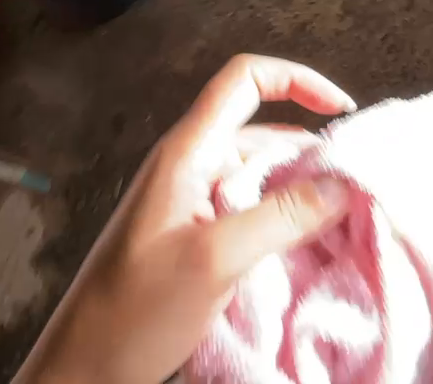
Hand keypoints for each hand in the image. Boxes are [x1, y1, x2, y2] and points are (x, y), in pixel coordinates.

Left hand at [14, 55, 357, 383]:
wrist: (79, 374)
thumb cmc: (135, 311)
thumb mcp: (216, 259)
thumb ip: (282, 217)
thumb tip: (342, 185)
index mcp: (190, 150)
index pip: (246, 78)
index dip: (297, 79)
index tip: (340, 112)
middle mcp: (194, 162)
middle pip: (263, 128)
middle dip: (310, 149)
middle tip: (353, 185)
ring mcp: (193, 198)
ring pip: (262, 171)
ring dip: (301, 188)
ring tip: (341, 217)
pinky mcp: (197, 232)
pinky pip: (252, 206)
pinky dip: (284, 216)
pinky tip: (309, 243)